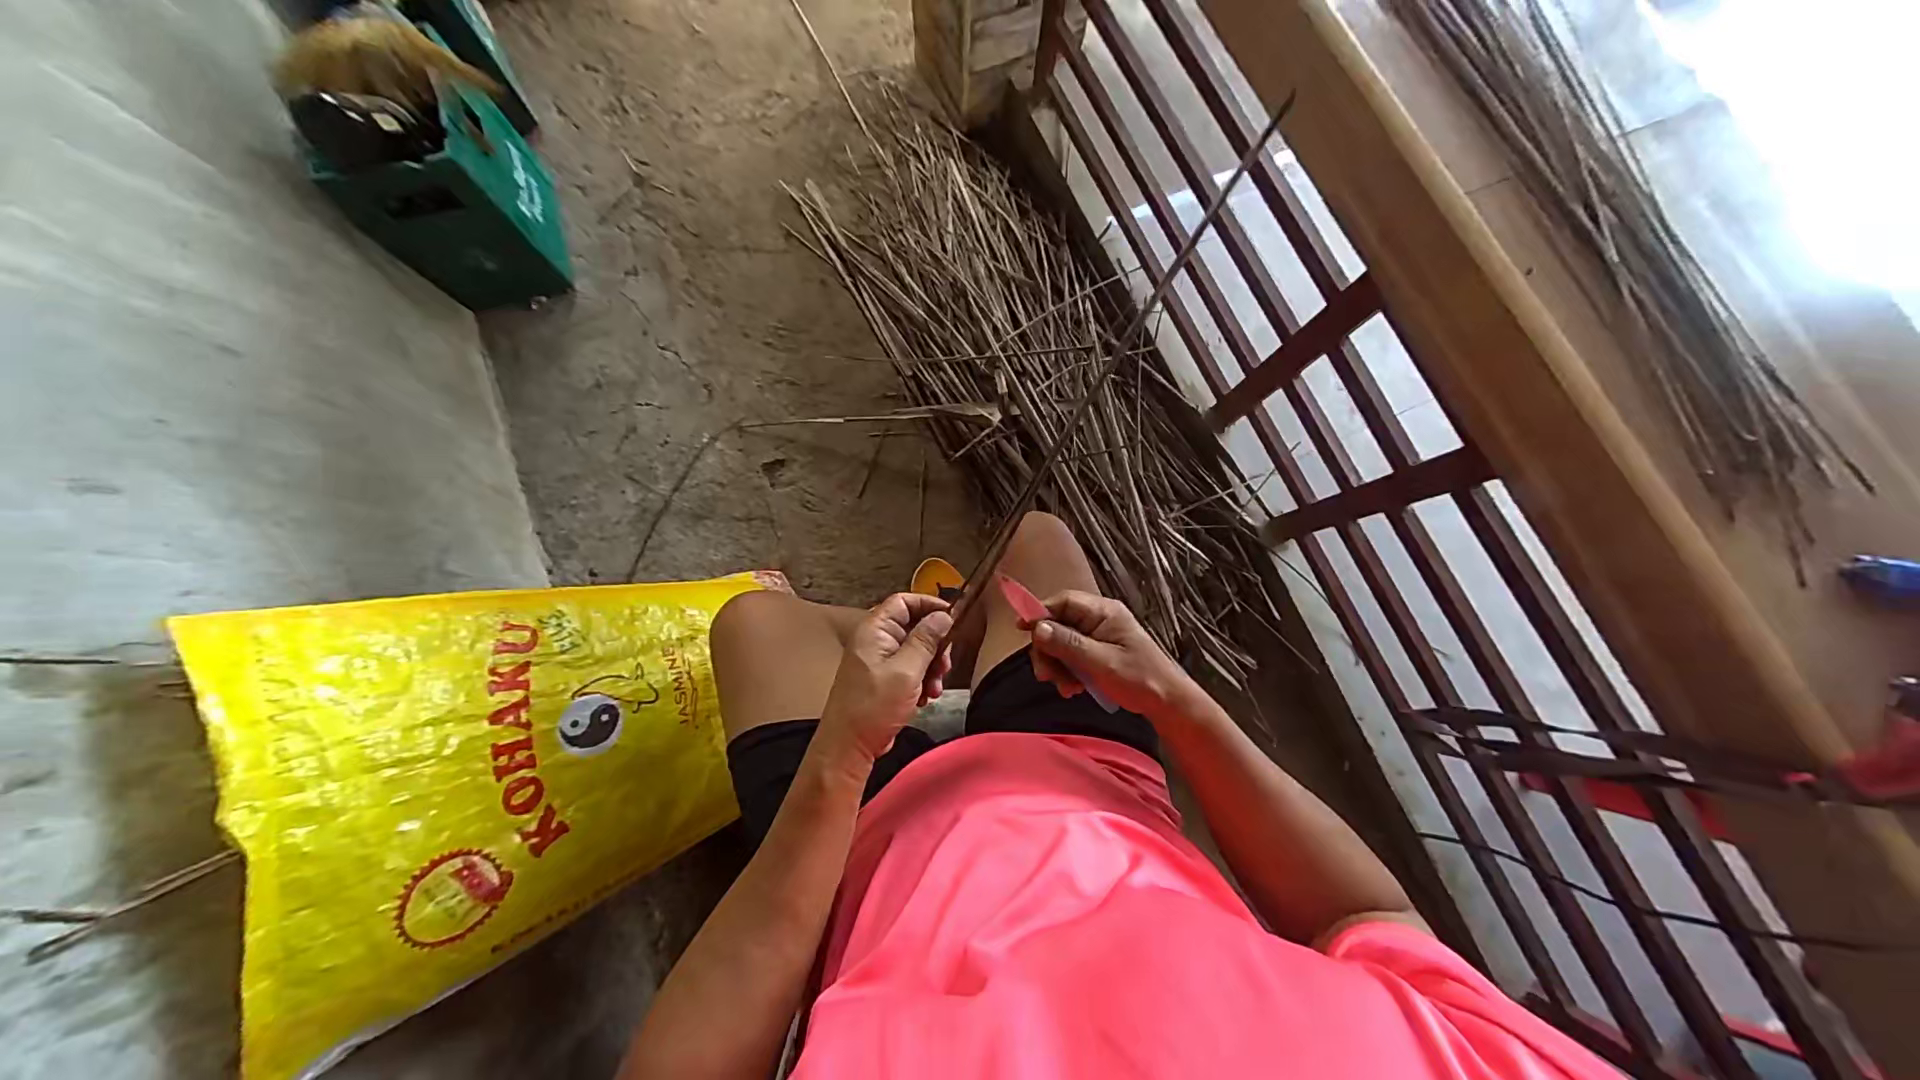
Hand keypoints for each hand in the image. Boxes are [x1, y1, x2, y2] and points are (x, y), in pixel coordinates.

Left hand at [815, 593, 952, 768]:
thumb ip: (927, 640)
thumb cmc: (871, 708)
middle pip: (914, 626)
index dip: (930, 606)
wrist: (849, 746)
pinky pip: (910, 669)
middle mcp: (875, 640)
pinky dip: (922, 680)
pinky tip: (925, 697)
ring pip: (916, 650)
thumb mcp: (907, 671)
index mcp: (874, 630)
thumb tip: (944, 616)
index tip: (952, 619)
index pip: (904, 601)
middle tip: (944, 664)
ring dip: (931, 667)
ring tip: (934, 687)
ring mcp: (878, 660)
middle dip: (935, 645)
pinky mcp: (883, 679)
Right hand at [1019, 590, 1195, 721]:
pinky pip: (1072, 656)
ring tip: (1066, 688)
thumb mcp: (1100, 662)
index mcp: (1103, 612)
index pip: (1063, 602)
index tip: (1020, 628)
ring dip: (1057, 666)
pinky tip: (1073, 689)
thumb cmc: (1140, 679)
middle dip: (1048, 650)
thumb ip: (1068, 644)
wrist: (1167, 703)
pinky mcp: (1097, 653)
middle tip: (1046, 676)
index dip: (1039, 613)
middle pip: (1058, 625)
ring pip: (1061, 643)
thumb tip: (1038, 628)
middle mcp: (1099, 619)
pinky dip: (1067, 672)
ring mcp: (1098, 636)